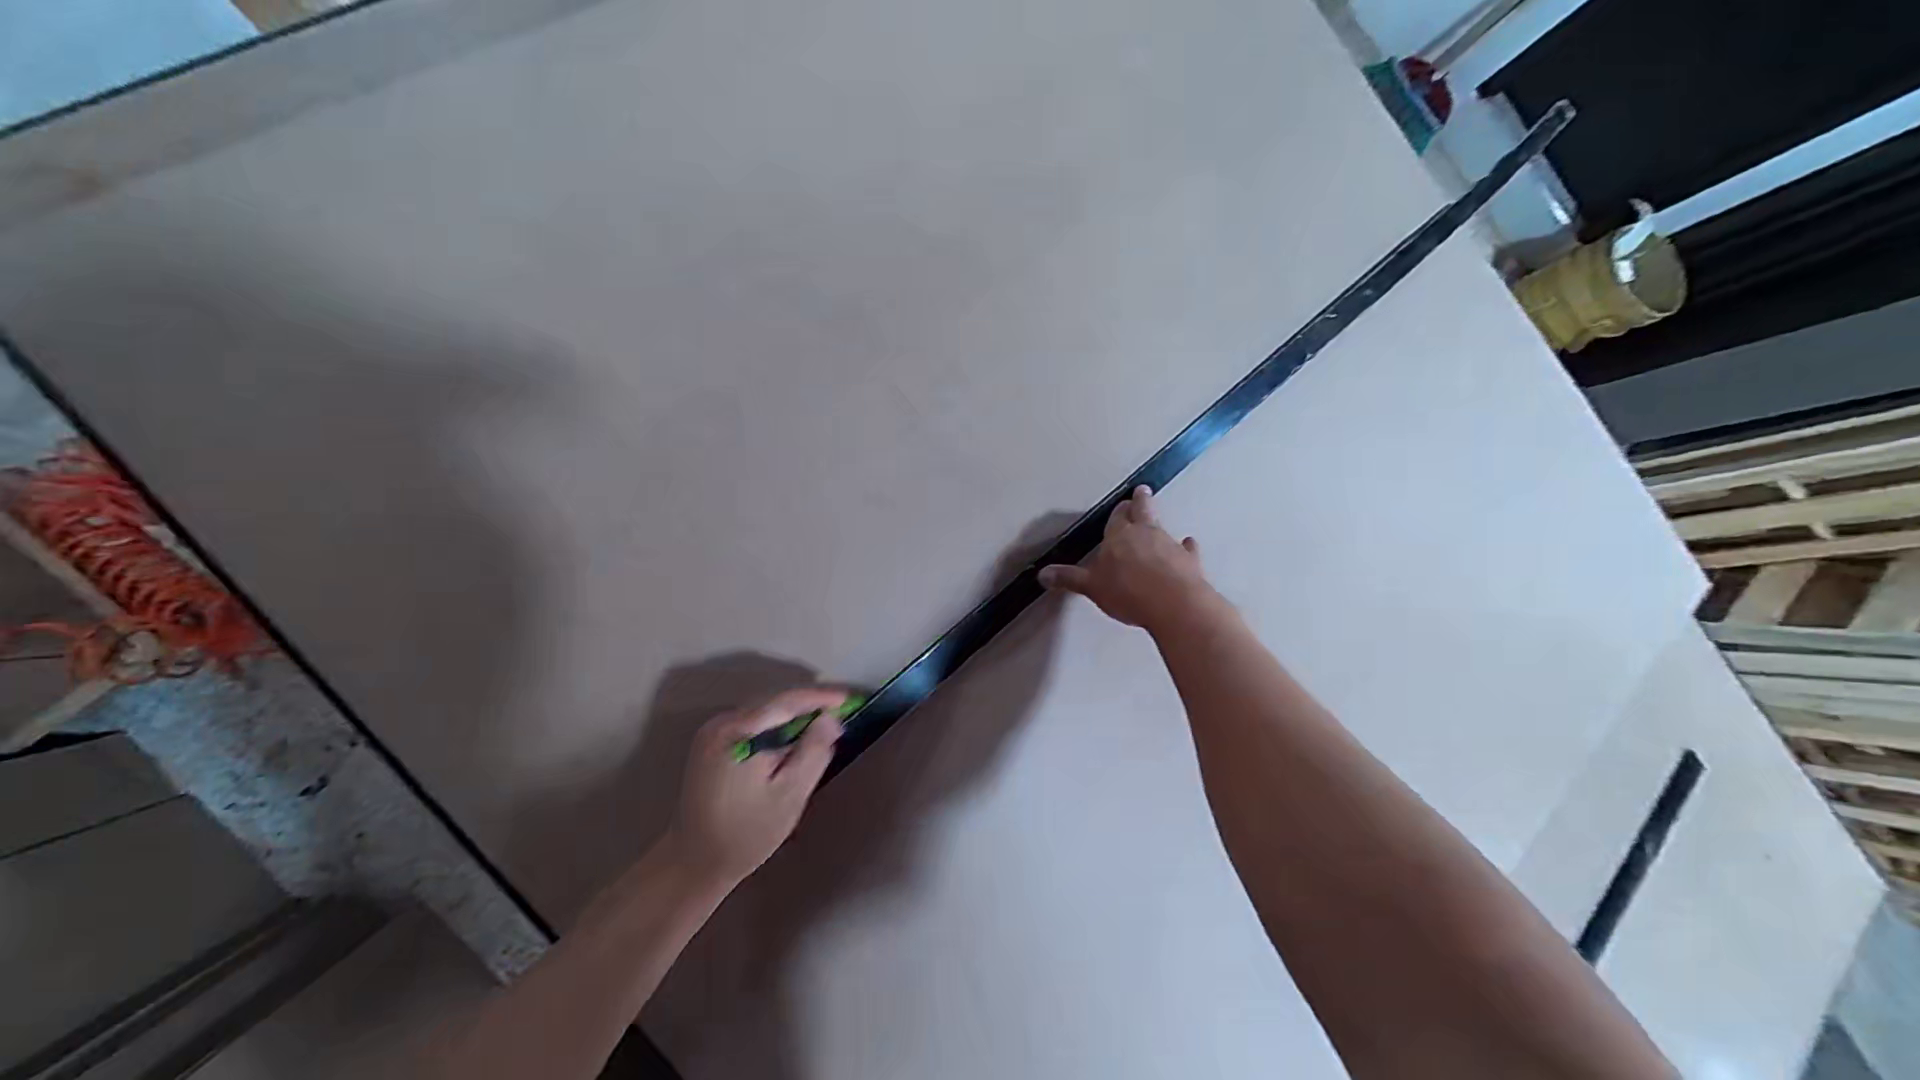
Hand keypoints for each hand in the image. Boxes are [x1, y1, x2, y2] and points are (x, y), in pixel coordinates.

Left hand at [664, 687, 847, 887]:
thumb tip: (830, 718)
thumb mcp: (790, 794)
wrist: (695, 863)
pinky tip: (792, 742)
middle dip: (808, 707)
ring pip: (763, 713)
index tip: (848, 699)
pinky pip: (752, 725)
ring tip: (822, 728)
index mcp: (736, 732)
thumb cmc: (746, 833)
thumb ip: (813, 752)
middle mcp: (721, 724)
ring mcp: (712, 733)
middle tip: (840, 715)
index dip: (820, 698)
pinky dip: (776, 728)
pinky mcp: (711, 745)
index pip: (786, 701)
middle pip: (773, 703)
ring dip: (793, 718)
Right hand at [1038, 486, 1218, 630]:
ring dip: (1159, 526)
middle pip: (1143, 511)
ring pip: (1163, 528)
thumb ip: (1069, 578)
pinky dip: (1186, 548)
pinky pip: (1187, 550)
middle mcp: (1145, 534)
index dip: (1117, 512)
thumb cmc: (1129, 591)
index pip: (1116, 517)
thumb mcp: (1091, 587)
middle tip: (1142, 492)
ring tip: (1158, 524)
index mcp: (1118, 536)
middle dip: (1141, 501)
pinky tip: (1188, 547)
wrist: (1173, 605)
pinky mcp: (1190, 561)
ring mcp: (1170, 545)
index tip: (1120, 505)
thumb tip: (1044, 574)